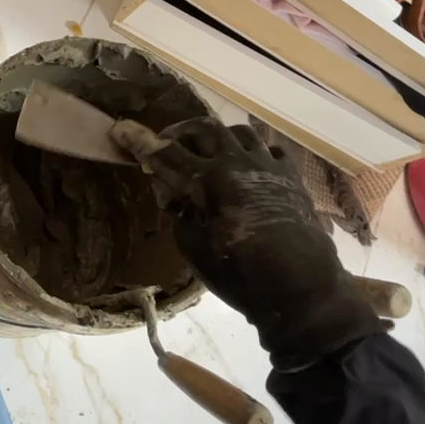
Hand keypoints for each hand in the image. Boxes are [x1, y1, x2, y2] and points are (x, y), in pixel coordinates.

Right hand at [112, 118, 384, 370]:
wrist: (304, 294)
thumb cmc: (240, 276)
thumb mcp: (193, 248)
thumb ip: (180, 212)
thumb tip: (179, 195)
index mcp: (212, 179)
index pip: (166, 153)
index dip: (140, 141)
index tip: (119, 129)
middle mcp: (240, 163)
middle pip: (203, 129)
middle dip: (178, 134)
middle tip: (164, 149)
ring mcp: (270, 167)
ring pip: (237, 131)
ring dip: (214, 138)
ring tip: (205, 156)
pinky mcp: (291, 178)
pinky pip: (267, 147)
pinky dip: (248, 151)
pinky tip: (243, 168)